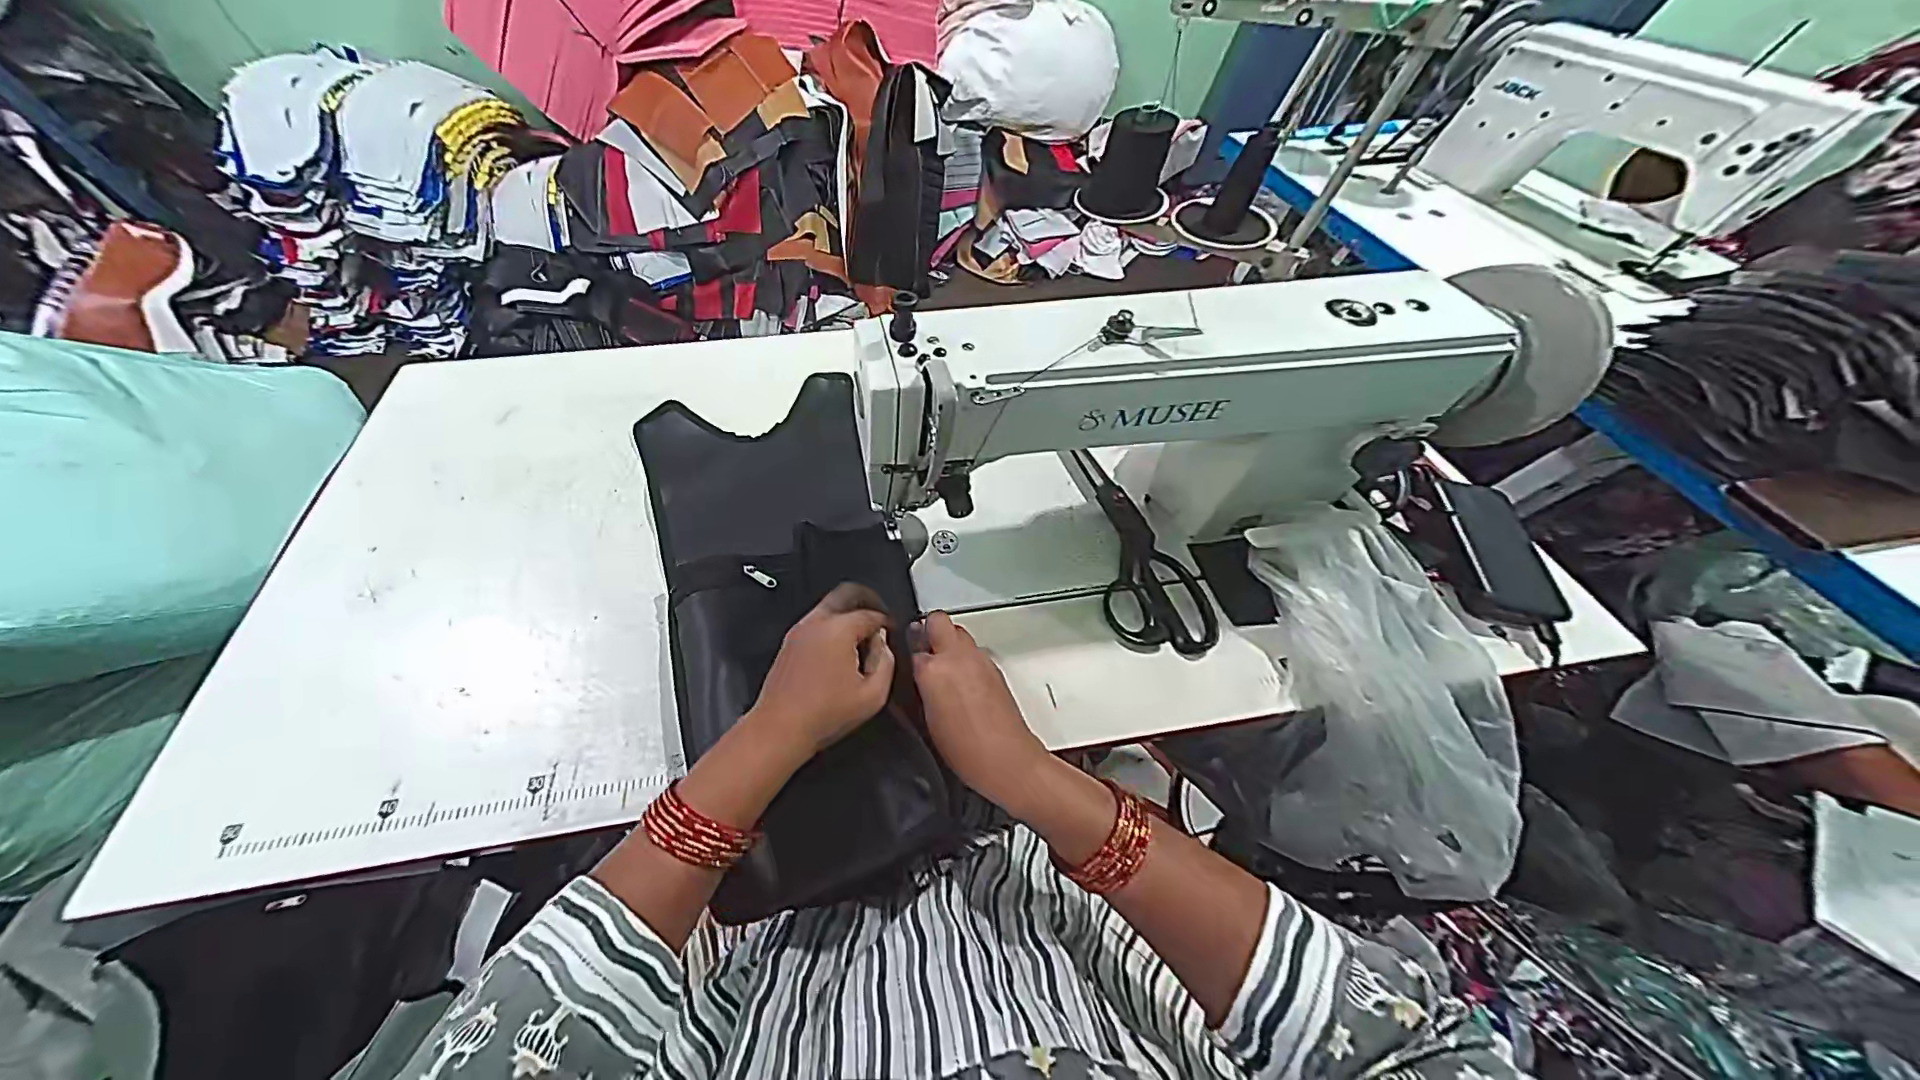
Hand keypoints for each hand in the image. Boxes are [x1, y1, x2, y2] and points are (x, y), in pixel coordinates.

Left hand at [747, 583, 895, 759]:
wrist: (781, 729)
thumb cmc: (821, 715)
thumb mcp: (873, 694)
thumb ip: (887, 662)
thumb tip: (884, 646)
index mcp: (839, 629)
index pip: (872, 613)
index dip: (887, 622)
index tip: (892, 633)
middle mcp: (817, 623)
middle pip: (847, 593)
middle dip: (868, 602)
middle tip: (879, 618)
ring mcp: (799, 631)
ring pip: (830, 606)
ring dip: (848, 615)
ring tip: (861, 638)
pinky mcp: (790, 643)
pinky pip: (816, 622)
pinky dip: (832, 627)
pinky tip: (841, 652)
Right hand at [912, 612, 1052, 812]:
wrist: (1006, 759)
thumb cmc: (968, 750)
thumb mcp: (926, 721)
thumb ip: (919, 688)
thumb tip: (917, 673)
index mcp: (933, 669)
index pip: (912, 645)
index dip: (908, 653)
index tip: (907, 661)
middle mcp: (958, 657)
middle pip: (938, 620)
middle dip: (929, 630)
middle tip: (923, 649)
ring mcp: (979, 660)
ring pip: (959, 633)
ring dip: (950, 643)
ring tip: (943, 668)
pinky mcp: (995, 668)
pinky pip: (975, 652)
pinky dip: (966, 659)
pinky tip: (962, 682)